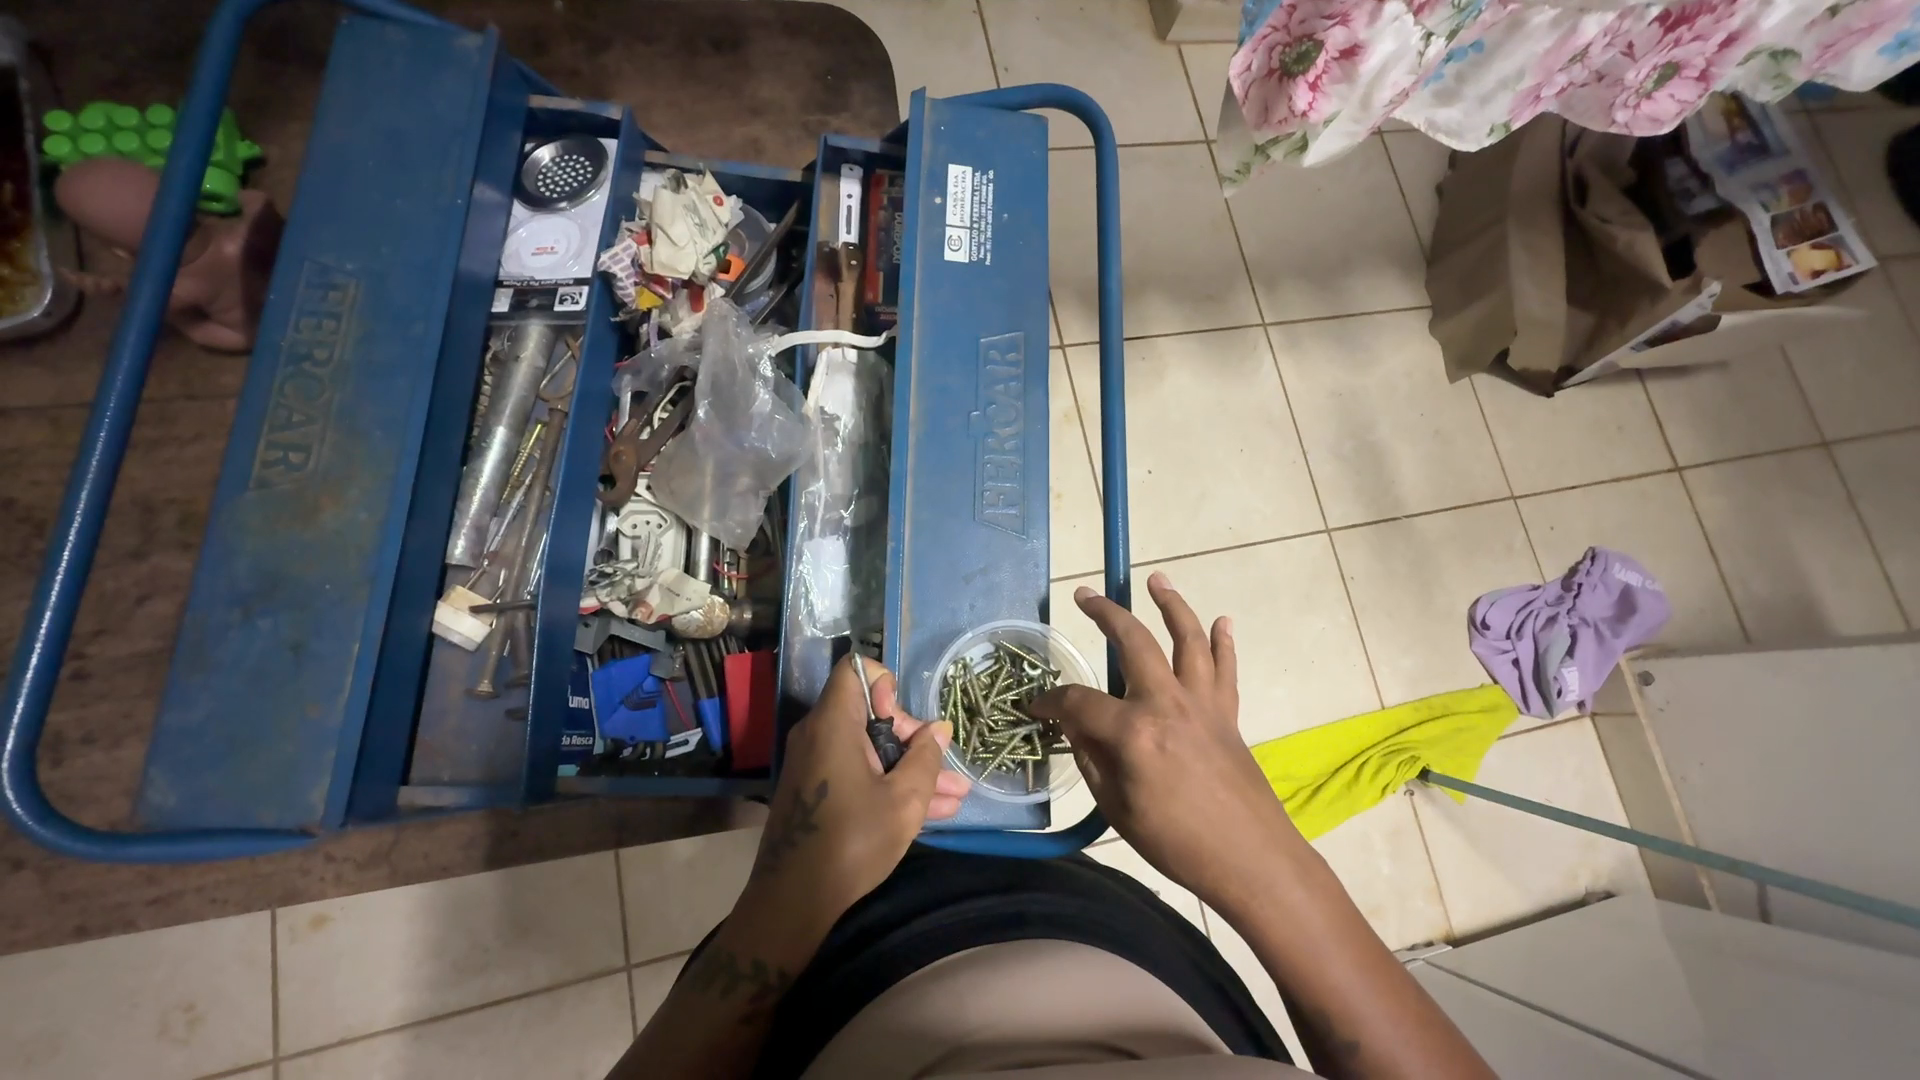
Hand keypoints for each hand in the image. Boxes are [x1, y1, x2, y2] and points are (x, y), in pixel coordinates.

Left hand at [740, 656, 970, 926]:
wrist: (794, 900)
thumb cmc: (852, 841)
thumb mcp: (904, 800)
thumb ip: (926, 759)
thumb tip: (938, 731)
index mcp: (833, 724)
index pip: (854, 670)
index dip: (886, 684)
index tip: (902, 722)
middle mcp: (819, 735)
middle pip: (869, 713)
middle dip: (912, 737)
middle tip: (941, 767)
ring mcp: (817, 764)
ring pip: (871, 750)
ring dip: (911, 768)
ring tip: (956, 794)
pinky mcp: (818, 791)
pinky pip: (859, 772)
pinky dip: (889, 784)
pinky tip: (935, 810)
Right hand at [1029, 572, 1301, 914]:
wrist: (1251, 859)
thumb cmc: (1176, 842)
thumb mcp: (1117, 808)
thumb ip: (1093, 759)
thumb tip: (1078, 729)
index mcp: (1133, 732)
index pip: (1078, 702)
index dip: (1050, 703)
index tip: (1034, 708)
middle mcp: (1167, 703)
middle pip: (1133, 642)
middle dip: (1105, 613)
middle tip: (1086, 595)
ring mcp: (1202, 704)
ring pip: (1189, 639)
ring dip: (1172, 605)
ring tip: (1157, 579)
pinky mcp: (1228, 714)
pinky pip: (1226, 668)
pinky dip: (1224, 642)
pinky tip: (1222, 621)